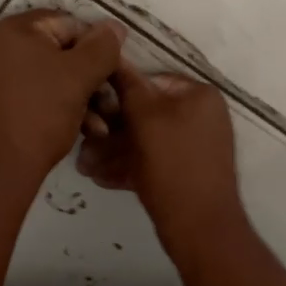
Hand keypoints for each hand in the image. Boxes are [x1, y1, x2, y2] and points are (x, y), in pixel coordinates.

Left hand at [0, 9, 127, 184]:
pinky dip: (62, 106)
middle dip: (91, 78)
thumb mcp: (78, 77)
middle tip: (111, 103)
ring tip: (102, 125)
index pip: (70, 24)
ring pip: (53, 75)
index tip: (115, 74)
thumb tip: (114, 26)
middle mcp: (3, 44)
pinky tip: (85, 130)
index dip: (97, 48)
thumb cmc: (39, 113)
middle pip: (62, 50)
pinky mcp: (0, 99)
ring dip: (82, 97)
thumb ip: (101, 48)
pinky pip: (38, 92)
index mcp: (17, 28)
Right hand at [77, 63, 244, 243]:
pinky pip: (153, 160)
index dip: (118, 91)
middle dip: (111, 128)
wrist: (200, 232)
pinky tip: (100, 177)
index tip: (92, 105)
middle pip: (146, 112)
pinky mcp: (185, 174)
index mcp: (199, 95)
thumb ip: (126, 83)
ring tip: (85, 165)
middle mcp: (201, 116)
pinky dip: (129, 166)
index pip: (150, 80)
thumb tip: (114, 54)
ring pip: (145, 139)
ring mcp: (194, 147)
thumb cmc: (172, 163)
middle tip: (83, 139)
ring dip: (114, 149)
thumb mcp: (143, 115)